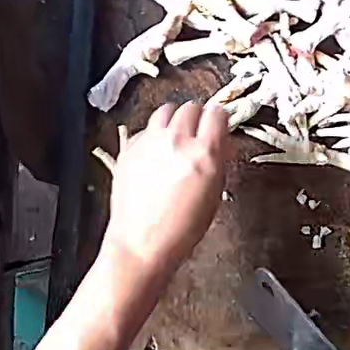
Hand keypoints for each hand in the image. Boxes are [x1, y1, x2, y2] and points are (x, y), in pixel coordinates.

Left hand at [99, 100, 228, 279]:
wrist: (142, 243)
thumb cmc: (181, 228)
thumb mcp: (215, 192)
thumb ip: (218, 159)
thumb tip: (219, 140)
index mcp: (205, 153)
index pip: (217, 113)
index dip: (220, 118)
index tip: (219, 123)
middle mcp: (177, 141)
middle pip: (191, 107)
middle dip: (198, 117)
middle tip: (199, 131)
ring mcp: (150, 143)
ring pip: (166, 110)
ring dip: (175, 119)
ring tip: (178, 135)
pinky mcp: (129, 149)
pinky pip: (146, 128)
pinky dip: (155, 133)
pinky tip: (158, 150)